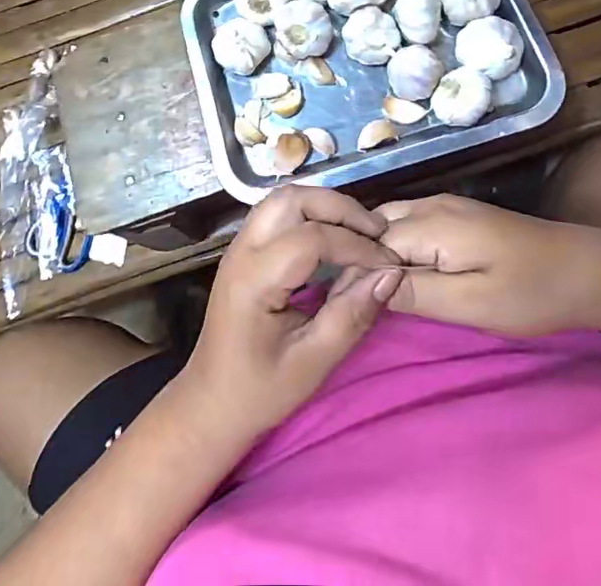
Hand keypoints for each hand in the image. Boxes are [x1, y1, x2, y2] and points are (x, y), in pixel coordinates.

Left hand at [177, 186, 402, 438]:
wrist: (210, 402)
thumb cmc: (259, 390)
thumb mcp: (313, 362)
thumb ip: (352, 314)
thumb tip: (391, 274)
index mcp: (254, 279)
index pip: (312, 237)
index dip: (356, 245)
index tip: (389, 266)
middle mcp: (242, 251)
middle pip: (292, 199)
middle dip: (339, 208)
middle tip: (376, 234)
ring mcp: (239, 248)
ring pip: (283, 200)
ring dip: (324, 207)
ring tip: (360, 234)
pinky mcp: (244, 252)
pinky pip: (278, 215)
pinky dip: (310, 216)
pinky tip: (335, 240)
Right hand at [376, 194, 600, 336]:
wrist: (589, 270)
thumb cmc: (531, 293)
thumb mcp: (471, 304)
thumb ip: (413, 293)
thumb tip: (362, 285)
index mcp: (429, 224)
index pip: (367, 246)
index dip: (356, 276)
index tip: (352, 308)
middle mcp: (428, 204)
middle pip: (372, 227)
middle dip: (360, 259)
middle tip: (361, 302)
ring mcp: (442, 204)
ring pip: (387, 222)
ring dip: (377, 252)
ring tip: (377, 289)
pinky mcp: (455, 213)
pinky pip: (408, 222)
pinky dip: (396, 244)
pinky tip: (404, 272)